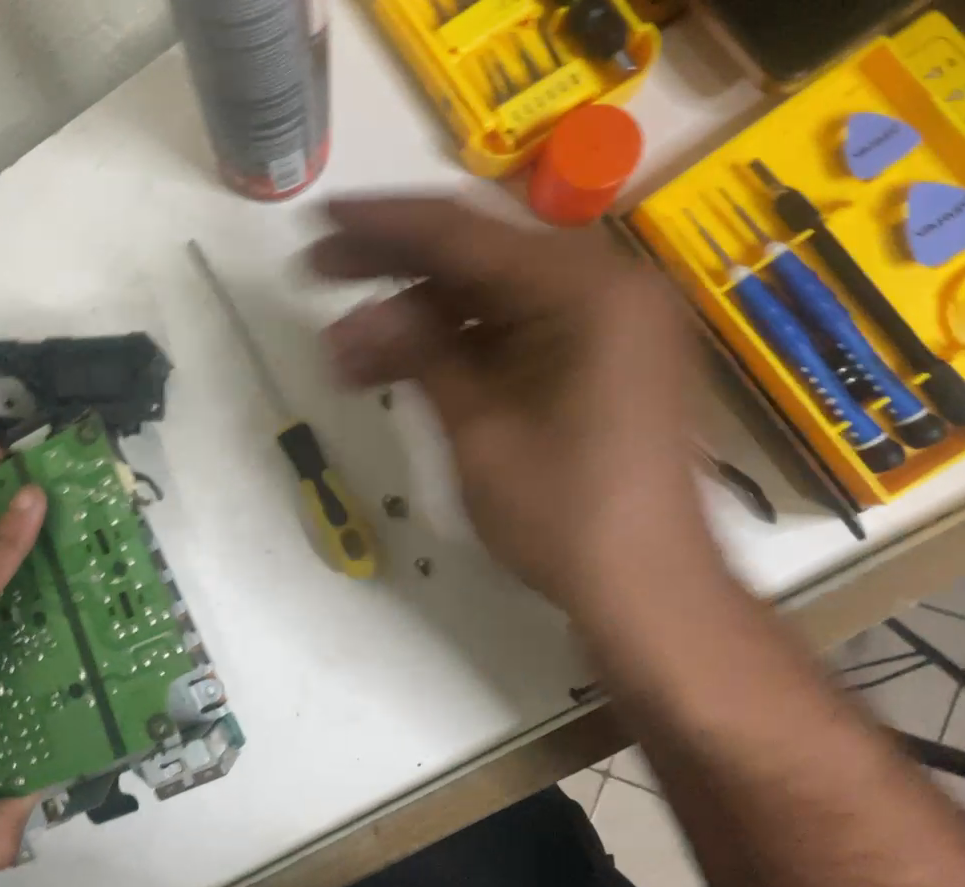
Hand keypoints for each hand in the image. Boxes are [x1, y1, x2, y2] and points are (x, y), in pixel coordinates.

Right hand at [310, 196, 722, 621]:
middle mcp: (602, 288)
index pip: (464, 234)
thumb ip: (423, 355)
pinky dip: (453, 347)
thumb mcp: (481, 430)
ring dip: (414, 318)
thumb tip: (355, 319)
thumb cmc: (567, 513)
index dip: (382, 226)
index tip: (320, 220)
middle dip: (391, 268)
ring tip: (342, 350)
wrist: (647, 587)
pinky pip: (509, 334)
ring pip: (487, 298)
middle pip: (477, 257)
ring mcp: (601, 326)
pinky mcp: (591, 361)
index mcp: (586, 290)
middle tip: (318, 272)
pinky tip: (394, 368)